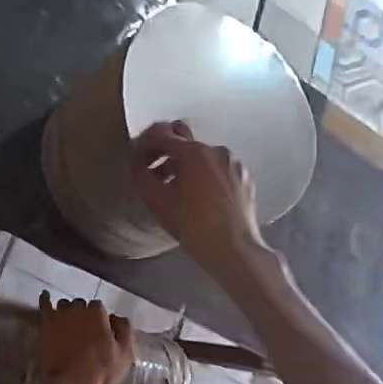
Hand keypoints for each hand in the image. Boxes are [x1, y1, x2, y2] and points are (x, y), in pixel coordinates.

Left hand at [27, 293, 132, 383]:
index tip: (99, 328)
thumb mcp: (125, 353)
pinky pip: (44, 304)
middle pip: (81, 305)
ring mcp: (59, 315)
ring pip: (64, 305)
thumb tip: (117, 316)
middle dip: (83, 313)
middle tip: (84, 329)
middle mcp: (77, 309)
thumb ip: (124, 330)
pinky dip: (45, 299)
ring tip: (68, 322)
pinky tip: (45, 296)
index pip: (98, 307)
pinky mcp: (45, 324)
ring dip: (67, 310)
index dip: (99, 318)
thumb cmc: (102, 371)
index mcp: (97, 314)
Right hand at [130, 121, 263, 265]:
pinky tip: (200, 197)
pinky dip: (206, 175)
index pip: (160, 133)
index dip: (144, 144)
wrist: (234, 250)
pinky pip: (219, 167)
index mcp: (192, 152)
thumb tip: (138, 165)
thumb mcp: (157, 202)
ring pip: (202, 154)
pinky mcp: (244, 177)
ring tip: (177, 189)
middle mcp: (215, 150)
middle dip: (165, 150)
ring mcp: (232, 163)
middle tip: (155, 171)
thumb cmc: (193, 226)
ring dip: (186, 165)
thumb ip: (141, 176)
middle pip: (183, 137)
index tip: (138, 159)